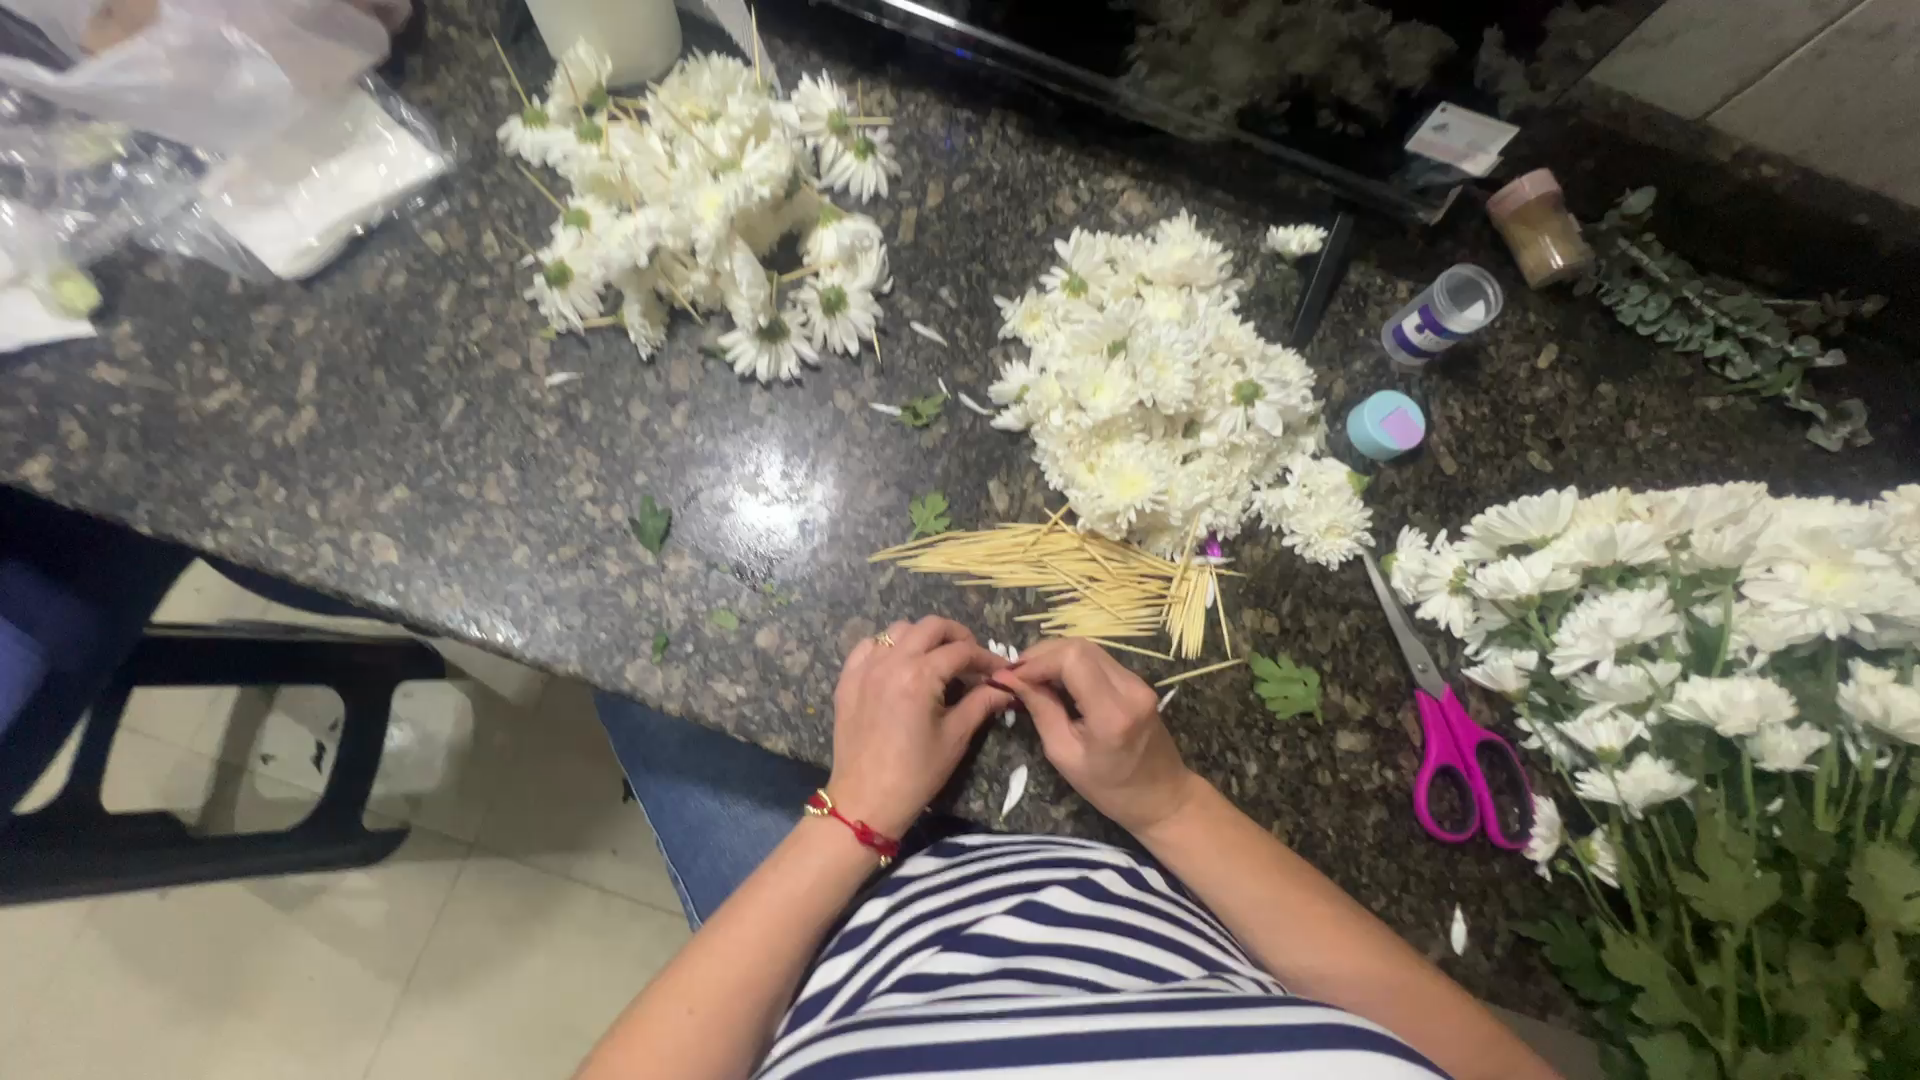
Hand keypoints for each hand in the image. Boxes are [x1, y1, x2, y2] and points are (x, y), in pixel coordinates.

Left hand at [827, 616, 1012, 837]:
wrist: (866, 801)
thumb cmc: (916, 773)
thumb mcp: (955, 737)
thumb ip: (981, 703)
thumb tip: (1006, 687)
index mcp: (920, 675)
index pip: (961, 651)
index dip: (986, 657)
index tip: (999, 669)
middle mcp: (891, 661)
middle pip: (931, 627)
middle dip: (957, 636)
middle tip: (971, 657)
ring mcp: (865, 668)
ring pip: (898, 630)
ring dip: (922, 638)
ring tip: (936, 660)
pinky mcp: (847, 679)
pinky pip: (868, 646)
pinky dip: (888, 647)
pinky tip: (898, 665)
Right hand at [1000, 639, 1198, 834]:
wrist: (1162, 797)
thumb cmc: (1110, 788)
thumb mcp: (1064, 754)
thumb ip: (1041, 709)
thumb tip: (1011, 679)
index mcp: (1112, 713)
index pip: (1072, 660)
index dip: (1037, 661)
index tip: (1011, 676)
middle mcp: (1130, 688)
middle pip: (1079, 647)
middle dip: (1042, 654)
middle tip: (1016, 673)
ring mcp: (1138, 682)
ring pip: (1089, 648)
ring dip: (1055, 655)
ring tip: (1030, 674)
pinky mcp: (1137, 682)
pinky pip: (1098, 660)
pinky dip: (1071, 662)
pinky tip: (1054, 678)